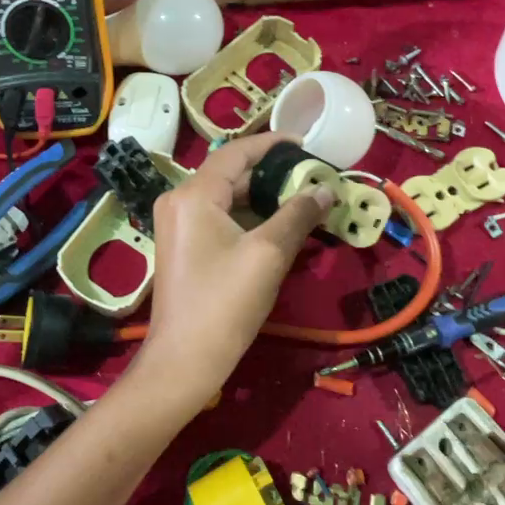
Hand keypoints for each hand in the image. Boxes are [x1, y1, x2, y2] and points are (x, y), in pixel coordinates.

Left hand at [133, 133, 333, 411]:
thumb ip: (297, 215)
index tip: (307, 143)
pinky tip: (281, 226)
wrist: (184, 360)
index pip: (236, 152)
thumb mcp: (269, 254)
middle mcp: (180, 201)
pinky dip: (250, 218)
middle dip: (273, 175)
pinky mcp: (184, 247)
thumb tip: (325, 190)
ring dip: (264, 199)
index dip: (273, 144)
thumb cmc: (224, 302)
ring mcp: (179, 225)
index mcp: (193, 194)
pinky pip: (220, 219)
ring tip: (305, 200)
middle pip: (232, 175)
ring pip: (227, 198)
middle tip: (314, 177)